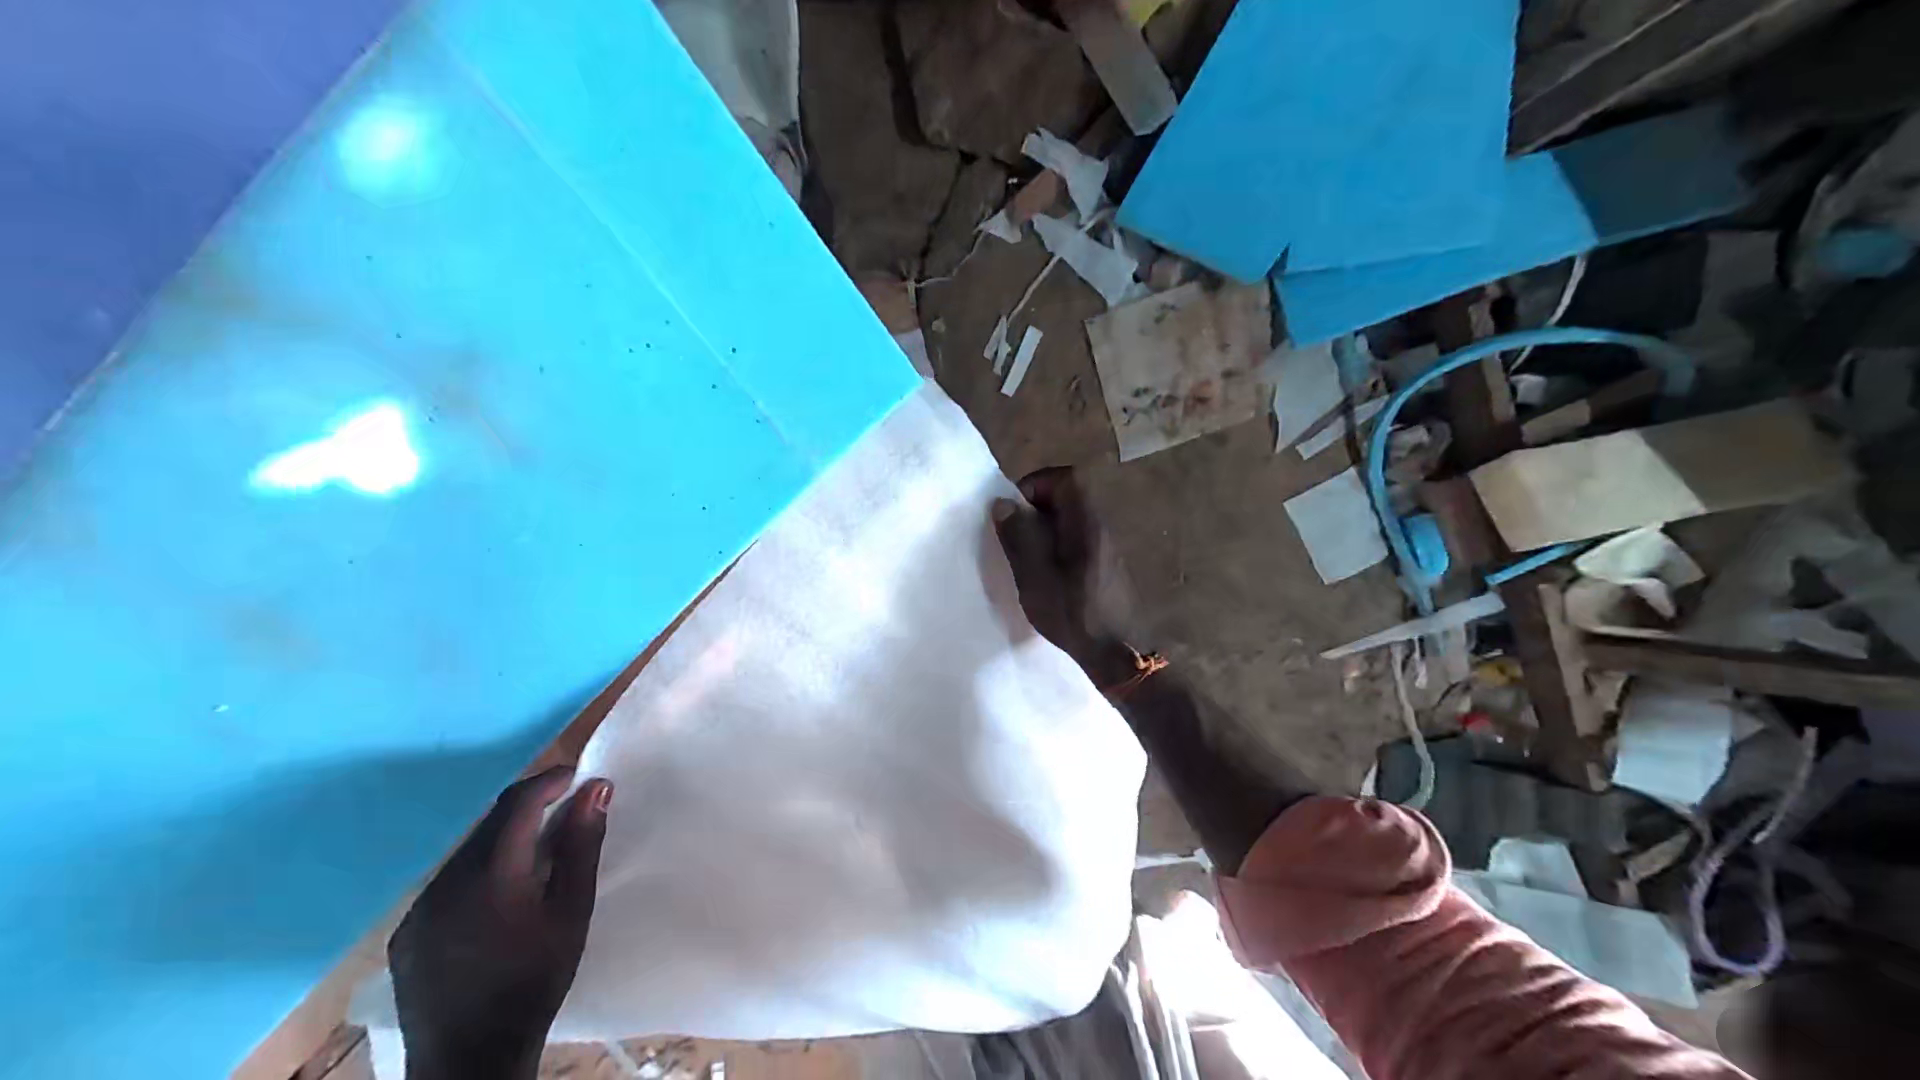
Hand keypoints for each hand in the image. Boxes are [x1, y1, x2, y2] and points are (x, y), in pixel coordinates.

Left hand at [389, 766, 611, 1079]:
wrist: (471, 1060)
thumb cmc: (536, 979)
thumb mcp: (573, 909)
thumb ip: (582, 844)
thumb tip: (596, 788)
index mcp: (490, 872)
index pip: (518, 802)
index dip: (549, 780)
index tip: (578, 776)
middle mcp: (446, 881)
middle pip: (491, 822)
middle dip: (530, 807)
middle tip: (567, 809)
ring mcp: (419, 908)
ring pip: (468, 850)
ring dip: (505, 838)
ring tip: (539, 852)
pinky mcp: (406, 932)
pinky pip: (448, 881)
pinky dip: (480, 869)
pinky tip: (500, 894)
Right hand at [994, 467, 1134, 685]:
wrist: (1119, 654)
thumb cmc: (1075, 613)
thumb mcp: (1036, 576)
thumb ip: (1018, 536)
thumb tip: (1003, 504)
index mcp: (1085, 522)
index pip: (1064, 478)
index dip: (1034, 484)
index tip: (1013, 510)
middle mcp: (1100, 526)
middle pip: (1066, 496)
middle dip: (1034, 509)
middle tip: (1014, 536)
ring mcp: (1105, 546)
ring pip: (1069, 520)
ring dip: (1043, 530)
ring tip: (1025, 559)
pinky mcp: (1105, 566)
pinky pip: (1076, 540)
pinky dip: (1056, 547)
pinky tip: (1045, 577)